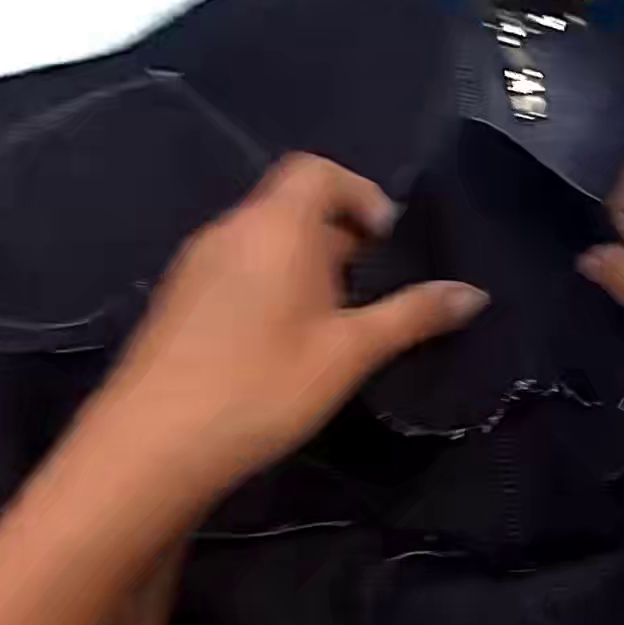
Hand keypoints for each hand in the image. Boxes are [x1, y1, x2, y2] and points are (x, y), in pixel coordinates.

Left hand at [81, 153, 488, 503]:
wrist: (148, 452)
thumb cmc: (264, 386)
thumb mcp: (356, 350)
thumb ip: (417, 313)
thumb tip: (475, 293)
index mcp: (275, 230)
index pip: (319, 172)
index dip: (365, 195)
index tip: (391, 248)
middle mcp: (232, 233)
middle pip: (300, 204)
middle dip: (353, 238)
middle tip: (383, 291)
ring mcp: (202, 266)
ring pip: (276, 239)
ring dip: (324, 263)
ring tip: (351, 318)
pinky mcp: (188, 299)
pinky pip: (251, 266)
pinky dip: (290, 282)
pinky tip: (303, 337)